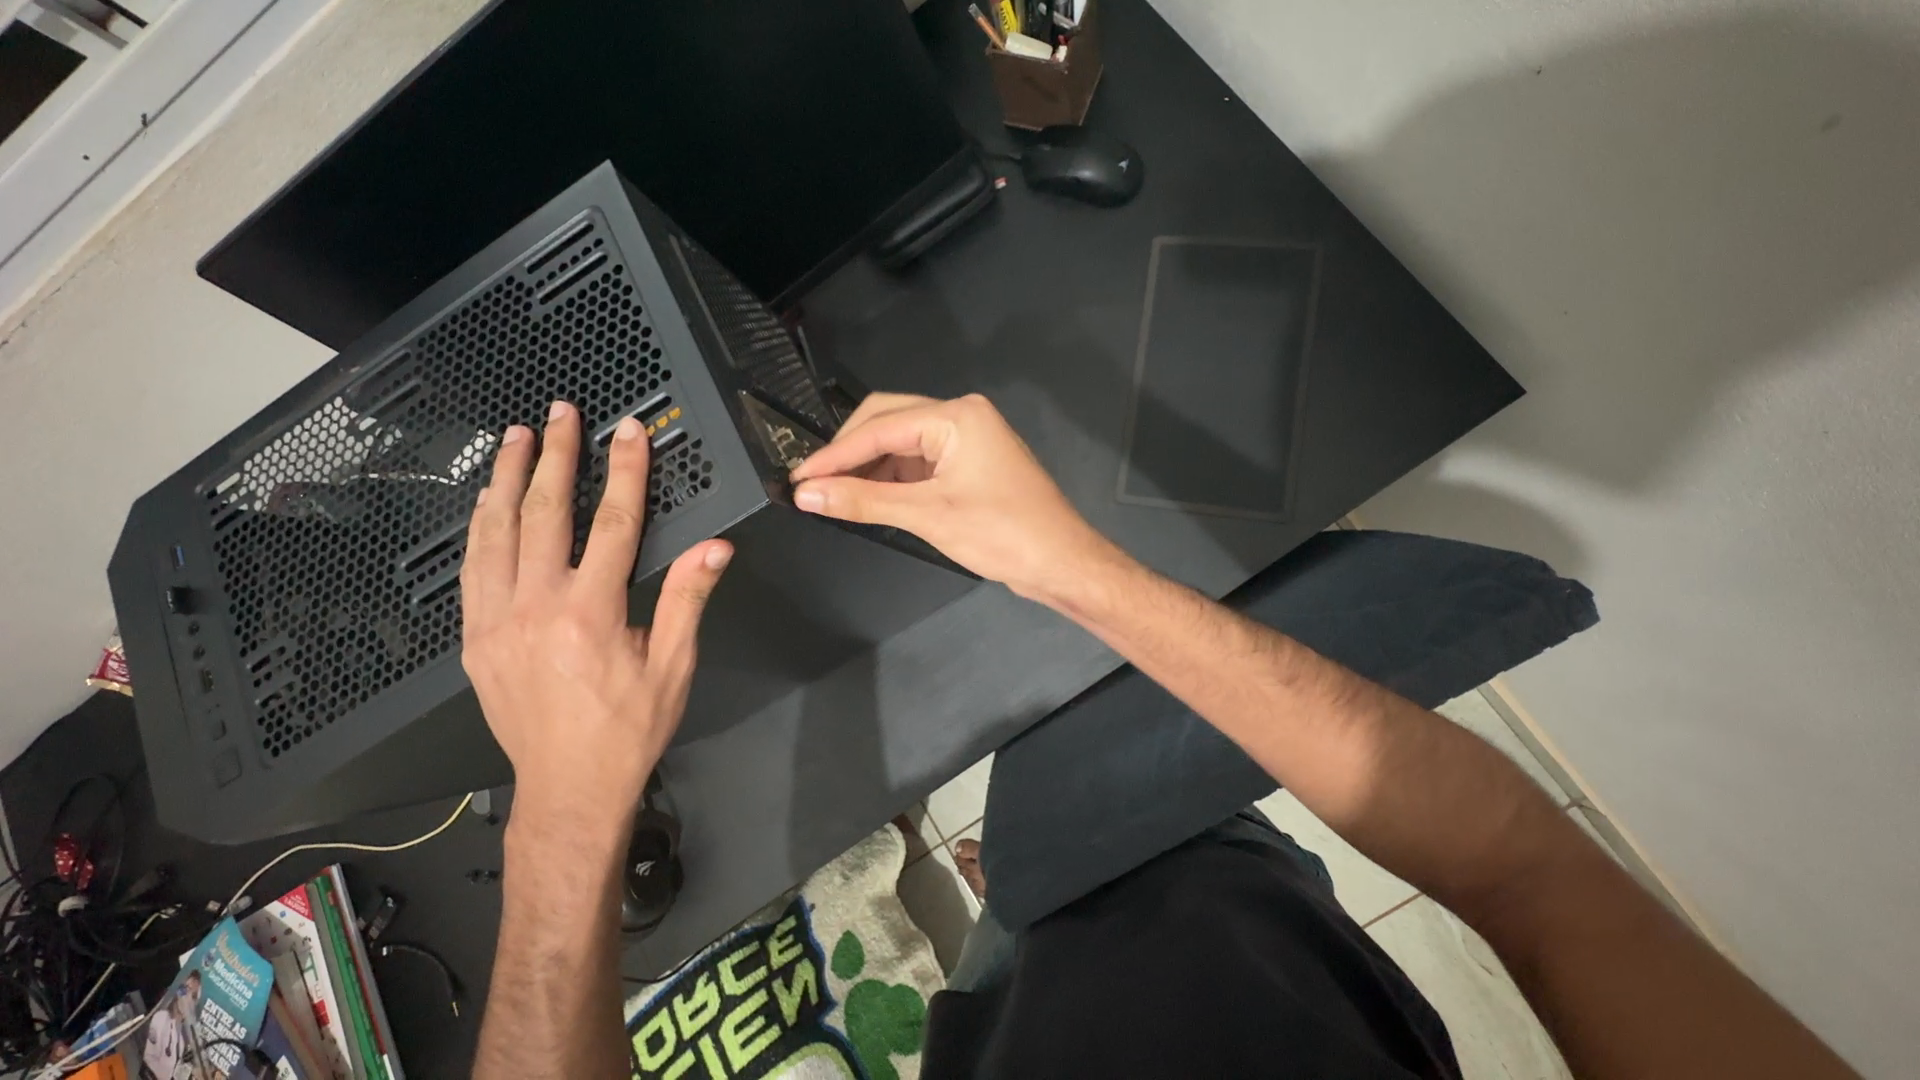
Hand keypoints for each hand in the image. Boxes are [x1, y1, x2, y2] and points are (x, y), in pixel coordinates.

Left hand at [461, 401, 731, 824]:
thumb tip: (715, 547)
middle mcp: (536, 609)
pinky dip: (480, 527)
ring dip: (506, 480)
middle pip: (545, 514)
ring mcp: (496, 622)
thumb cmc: (628, 730)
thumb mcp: (673, 667)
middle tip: (560, 414)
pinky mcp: (474, 639)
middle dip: (554, 456)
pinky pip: (472, 569)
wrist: (568, 788)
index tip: (628, 432)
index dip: (625, 471)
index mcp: (591, 614)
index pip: (613, 523)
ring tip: (514, 439)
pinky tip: (486, 504)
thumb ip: (688, 599)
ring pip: (495, 533)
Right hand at [789, 393, 1114, 599]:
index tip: (798, 478)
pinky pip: (919, 461)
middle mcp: (961, 416)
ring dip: (869, 467)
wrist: (1062, 563)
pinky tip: (868, 499)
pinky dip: (892, 479)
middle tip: (812, 484)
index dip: (834, 455)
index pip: (879, 426)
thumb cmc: (1002, 534)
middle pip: (887, 421)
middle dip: (849, 453)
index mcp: (956, 416)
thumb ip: (864, 501)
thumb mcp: (928, 516)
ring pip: (902, 442)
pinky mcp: (968, 463)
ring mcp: (967, 439)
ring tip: (833, 495)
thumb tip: (807, 494)